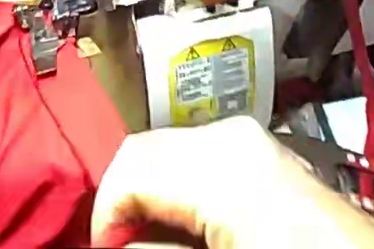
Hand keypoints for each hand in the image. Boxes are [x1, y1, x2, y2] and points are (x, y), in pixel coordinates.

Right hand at [91, 118, 373, 248]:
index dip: (106, 215)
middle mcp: (232, 135)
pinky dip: (183, 190)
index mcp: (222, 164)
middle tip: (124, 248)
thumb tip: (119, 244)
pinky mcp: (267, 154)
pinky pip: (202, 158)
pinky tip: (192, 231)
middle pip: (146, 151)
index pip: (131, 167)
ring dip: (153, 196)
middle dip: (127, 203)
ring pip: (170, 151)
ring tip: (155, 242)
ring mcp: (253, 140)